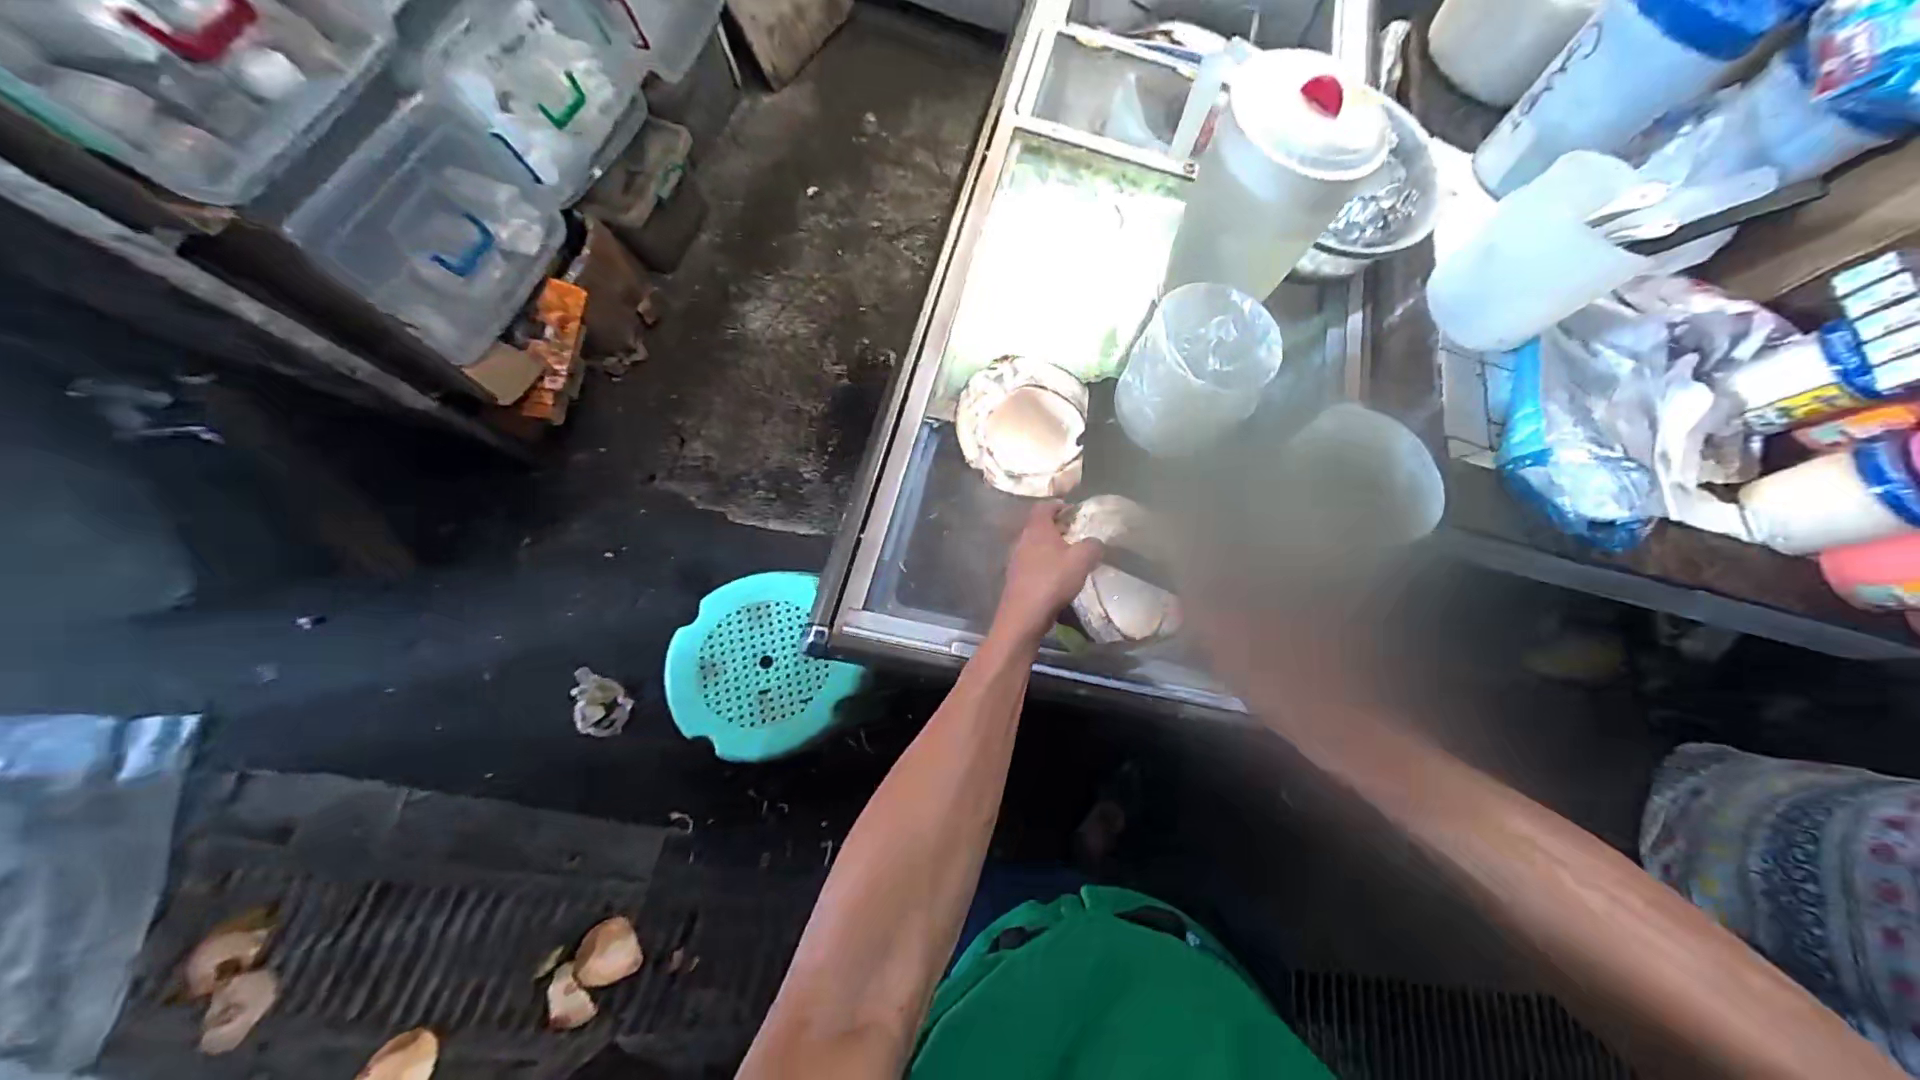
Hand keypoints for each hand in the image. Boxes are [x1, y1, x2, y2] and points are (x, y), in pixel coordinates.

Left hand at [993, 501, 1103, 643]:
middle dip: (1057, 528)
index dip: (1059, 505)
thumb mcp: (1082, 560)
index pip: (1044, 506)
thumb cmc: (1052, 580)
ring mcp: (1016, 559)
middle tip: (1076, 535)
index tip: (1073, 512)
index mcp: (1036, 528)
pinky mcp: (1016, 578)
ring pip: (1035, 545)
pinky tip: (1057, 576)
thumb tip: (1094, 542)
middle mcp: (1022, 539)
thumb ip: (1092, 545)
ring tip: (1070, 557)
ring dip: (1051, 547)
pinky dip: (1045, 564)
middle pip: (1039, 526)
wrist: (1024, 615)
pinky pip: (1032, 563)